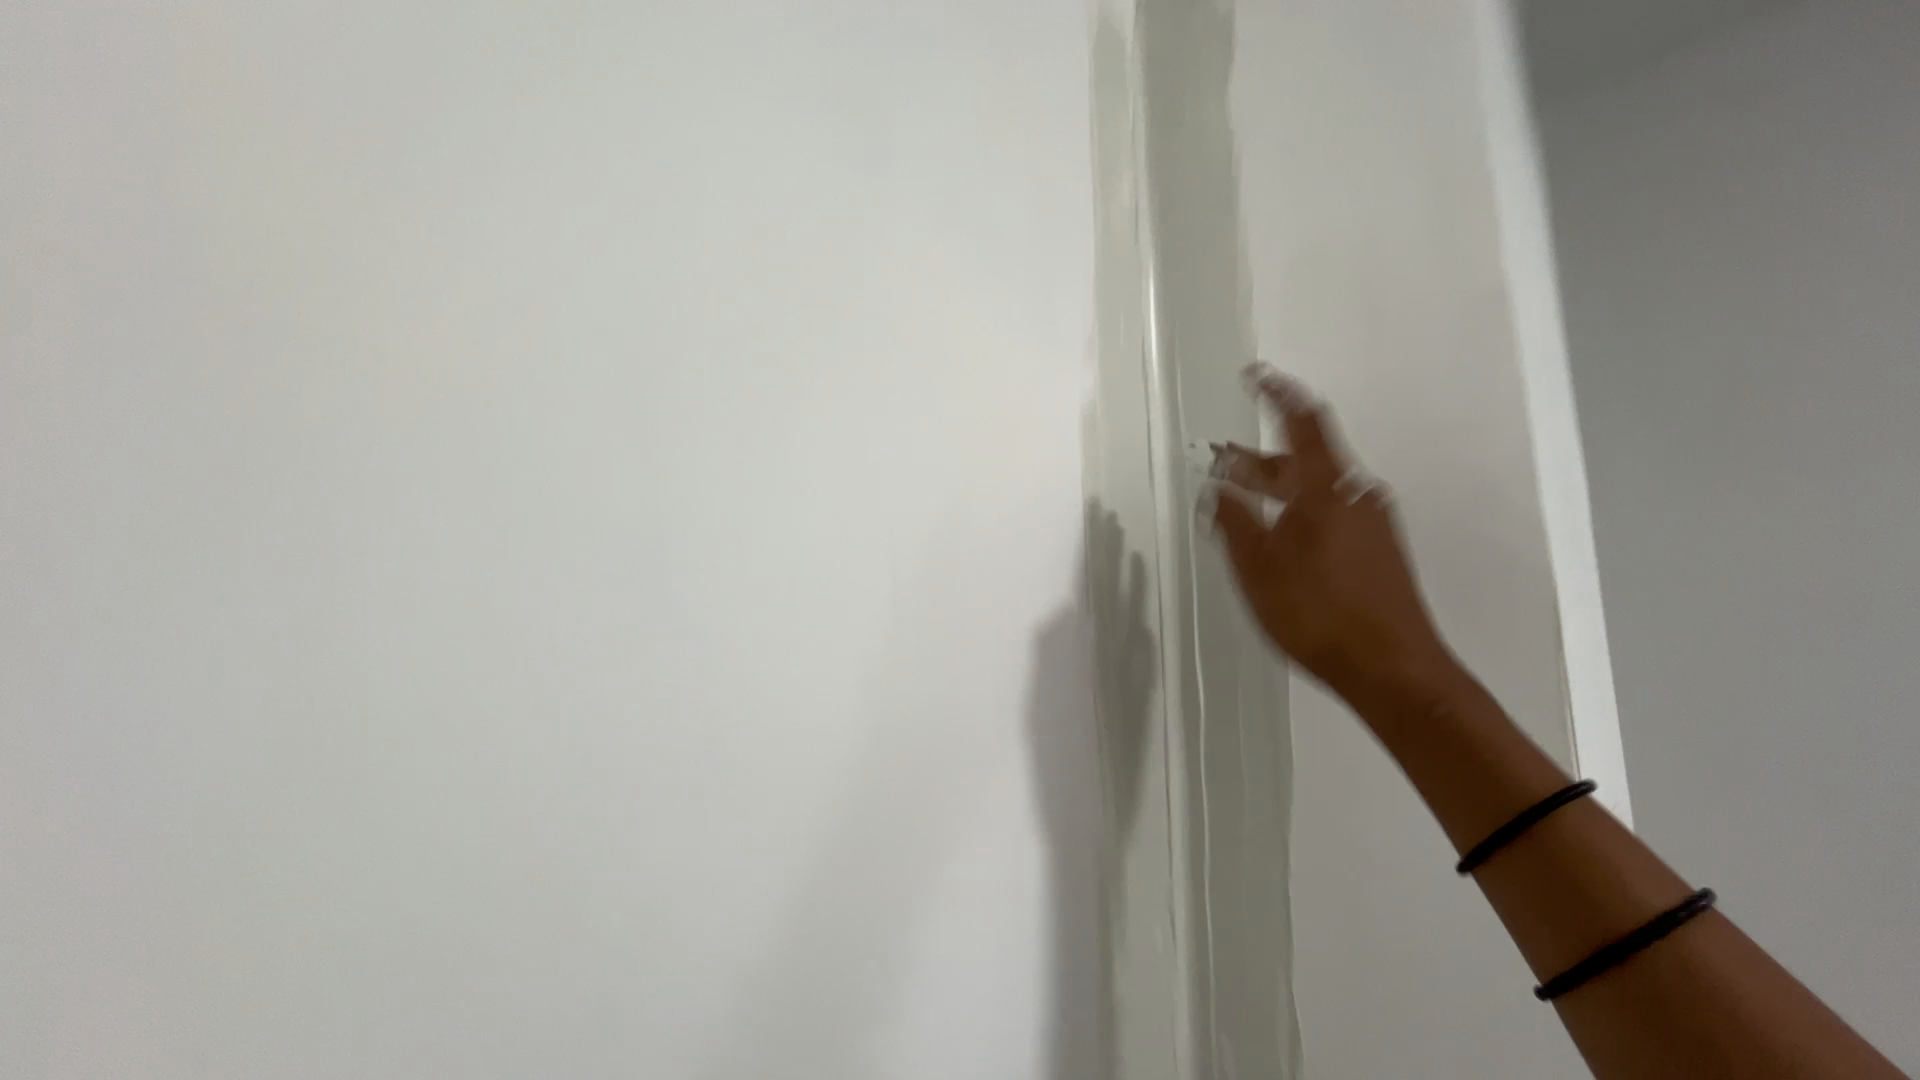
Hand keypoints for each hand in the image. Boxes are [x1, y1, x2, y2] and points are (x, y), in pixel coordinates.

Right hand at [1204, 365, 1454, 699]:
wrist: (1393, 668)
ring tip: (1238, 502)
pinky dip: (1296, 512)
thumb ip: (1234, 522)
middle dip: (1258, 459)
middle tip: (1221, 462)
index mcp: (1325, 488)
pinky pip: (1329, 514)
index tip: (1255, 375)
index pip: (1302, 422)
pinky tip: (1275, 539)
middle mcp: (1354, 496)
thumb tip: (1217, 488)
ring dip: (1275, 489)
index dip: (1277, 394)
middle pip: (1304, 459)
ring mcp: (1371, 524)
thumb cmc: (1318, 613)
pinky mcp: (1378, 552)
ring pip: (1315, 490)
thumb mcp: (1258, 568)